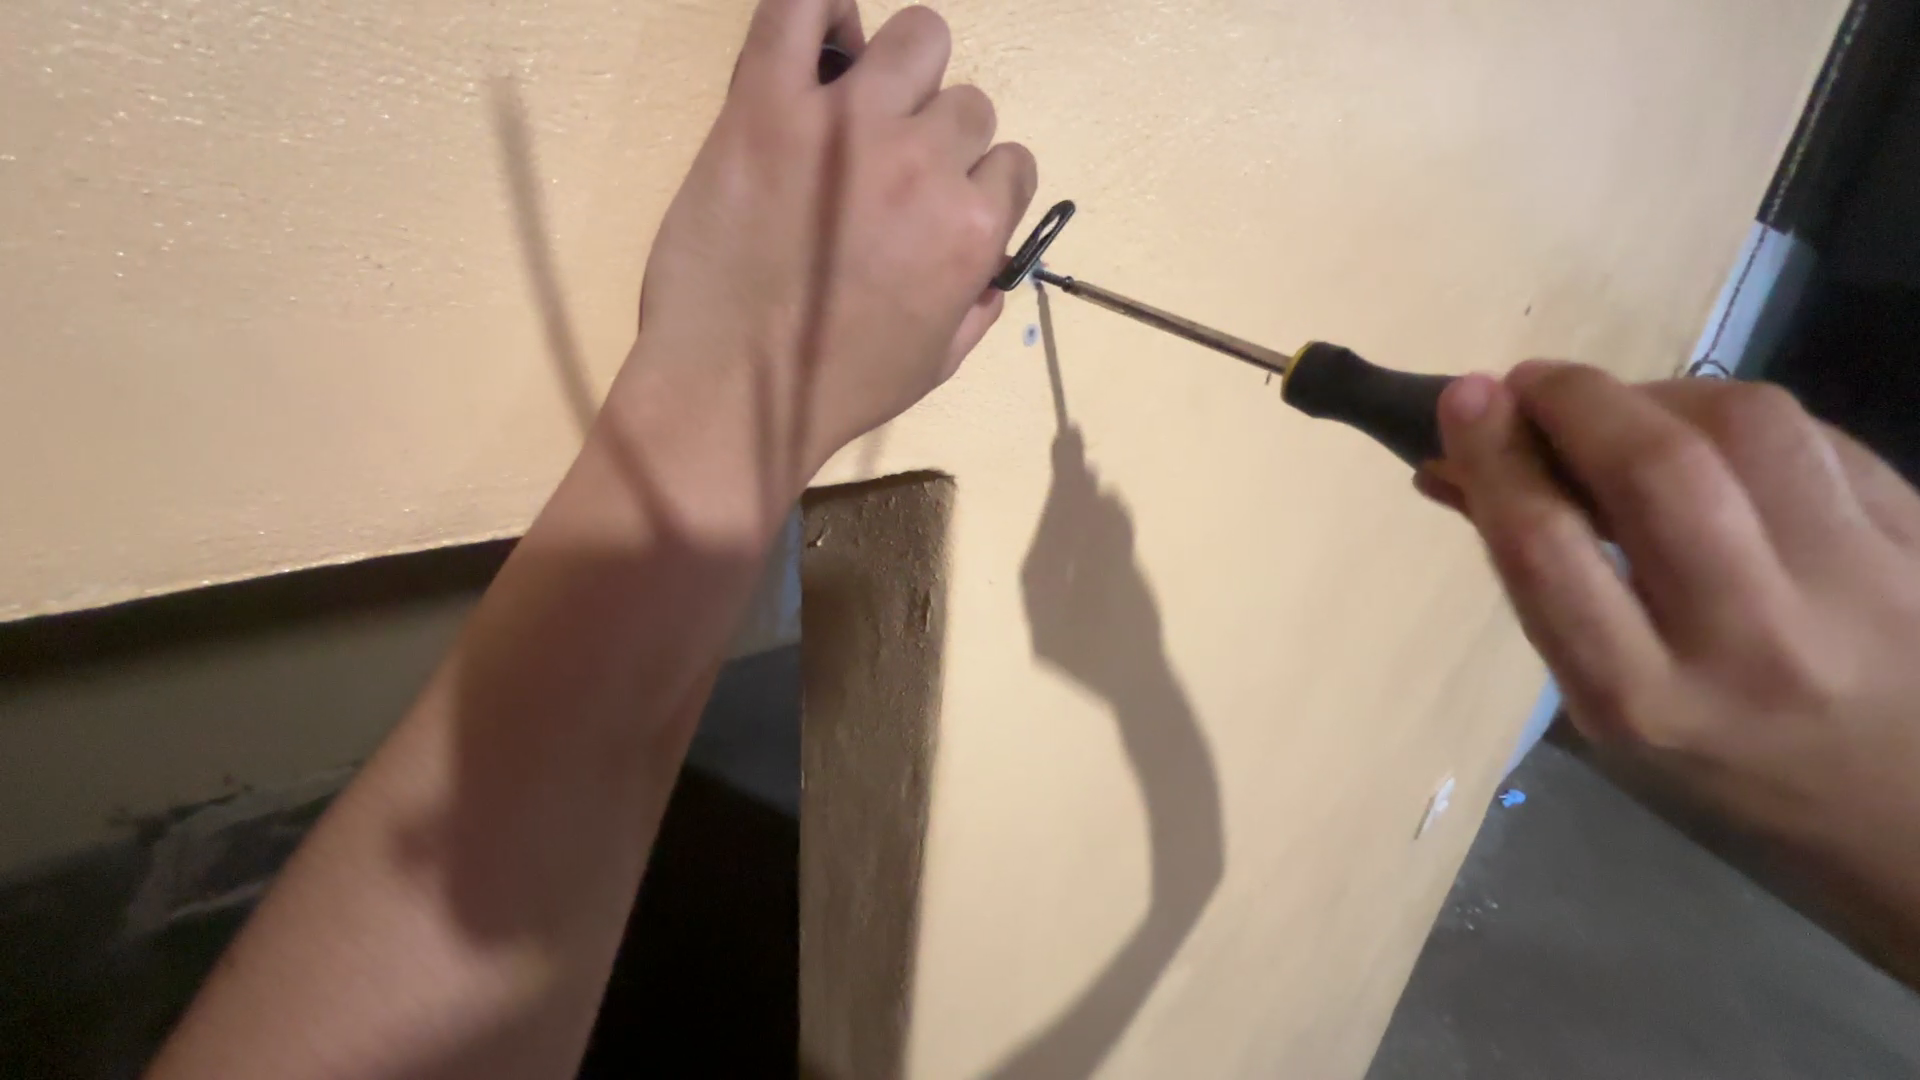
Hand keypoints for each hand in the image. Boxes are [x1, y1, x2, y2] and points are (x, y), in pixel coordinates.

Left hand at [623, 0, 1037, 483]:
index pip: (1013, 162)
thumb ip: (977, 309)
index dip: (984, 185)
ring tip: (865, 112)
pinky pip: (800, 5)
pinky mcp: (767, 105)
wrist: (733, 393)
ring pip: (919, 37)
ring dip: (905, 70)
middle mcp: (925, 163)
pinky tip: (817, 47)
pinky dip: (818, 12)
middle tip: (895, 175)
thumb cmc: (840, 391)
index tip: (949, 205)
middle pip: (969, 104)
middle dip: (943, 138)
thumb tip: (991, 274)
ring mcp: (846, 125)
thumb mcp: (935, 365)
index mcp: (973, 229)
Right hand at [1432, 362, 1919, 965]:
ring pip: (1749, 430)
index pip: (1546, 547)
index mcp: (1641, 696)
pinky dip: (1731, 416)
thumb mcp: (1600, 696)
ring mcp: (1864, 589)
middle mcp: (1751, 643)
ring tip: (1615, 409)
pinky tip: (1703, 437)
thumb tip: (1451, 467)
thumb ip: (1535, 578)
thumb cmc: (1721, 769)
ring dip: (1655, 393)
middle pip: (1655, 470)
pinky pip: (1815, 438)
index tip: (1461, 398)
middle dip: (1574, 399)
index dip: (1495, 457)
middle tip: (1527, 383)